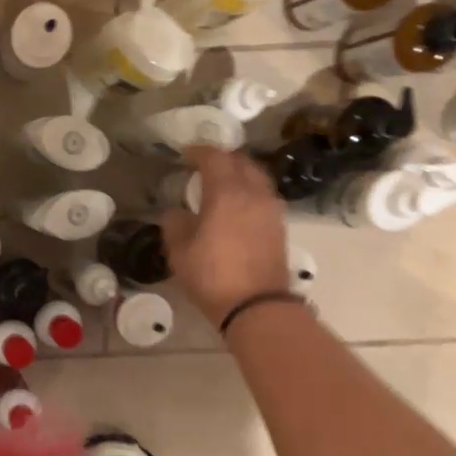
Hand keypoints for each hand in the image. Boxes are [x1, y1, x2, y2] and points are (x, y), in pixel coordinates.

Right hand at [162, 146, 290, 321]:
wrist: (256, 304)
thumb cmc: (212, 276)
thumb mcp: (180, 252)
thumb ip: (175, 224)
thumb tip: (176, 212)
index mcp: (227, 193)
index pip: (215, 158)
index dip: (199, 151)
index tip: (186, 153)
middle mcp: (254, 193)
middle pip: (242, 162)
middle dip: (223, 159)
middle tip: (205, 166)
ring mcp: (271, 209)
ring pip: (257, 177)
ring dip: (239, 174)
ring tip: (222, 184)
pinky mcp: (279, 225)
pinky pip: (263, 196)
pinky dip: (249, 192)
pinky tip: (238, 206)